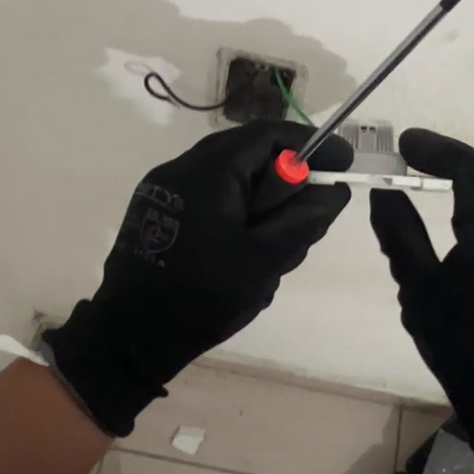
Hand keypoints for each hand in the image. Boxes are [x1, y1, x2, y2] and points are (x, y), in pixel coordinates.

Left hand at [43, 121, 353, 435]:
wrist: (130, 339)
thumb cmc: (201, 294)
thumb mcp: (264, 259)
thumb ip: (304, 220)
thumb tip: (334, 190)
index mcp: (207, 170)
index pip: (268, 135)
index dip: (311, 145)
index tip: (344, 164)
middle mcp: (182, 169)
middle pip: (251, 157)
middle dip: (288, 186)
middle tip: (313, 218)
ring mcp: (167, 191)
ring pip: (233, 183)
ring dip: (264, 208)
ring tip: (278, 253)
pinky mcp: (160, 215)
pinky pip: (212, 202)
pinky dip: (239, 219)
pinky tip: (248, 255)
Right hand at [369, 129, 473, 473]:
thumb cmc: (460, 340)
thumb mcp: (417, 288)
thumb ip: (399, 234)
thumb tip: (384, 193)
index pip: (468, 170)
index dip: (436, 149)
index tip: (404, 144)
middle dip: (453, 155)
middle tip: (416, 152)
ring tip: (439, 171)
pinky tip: (467, 204)